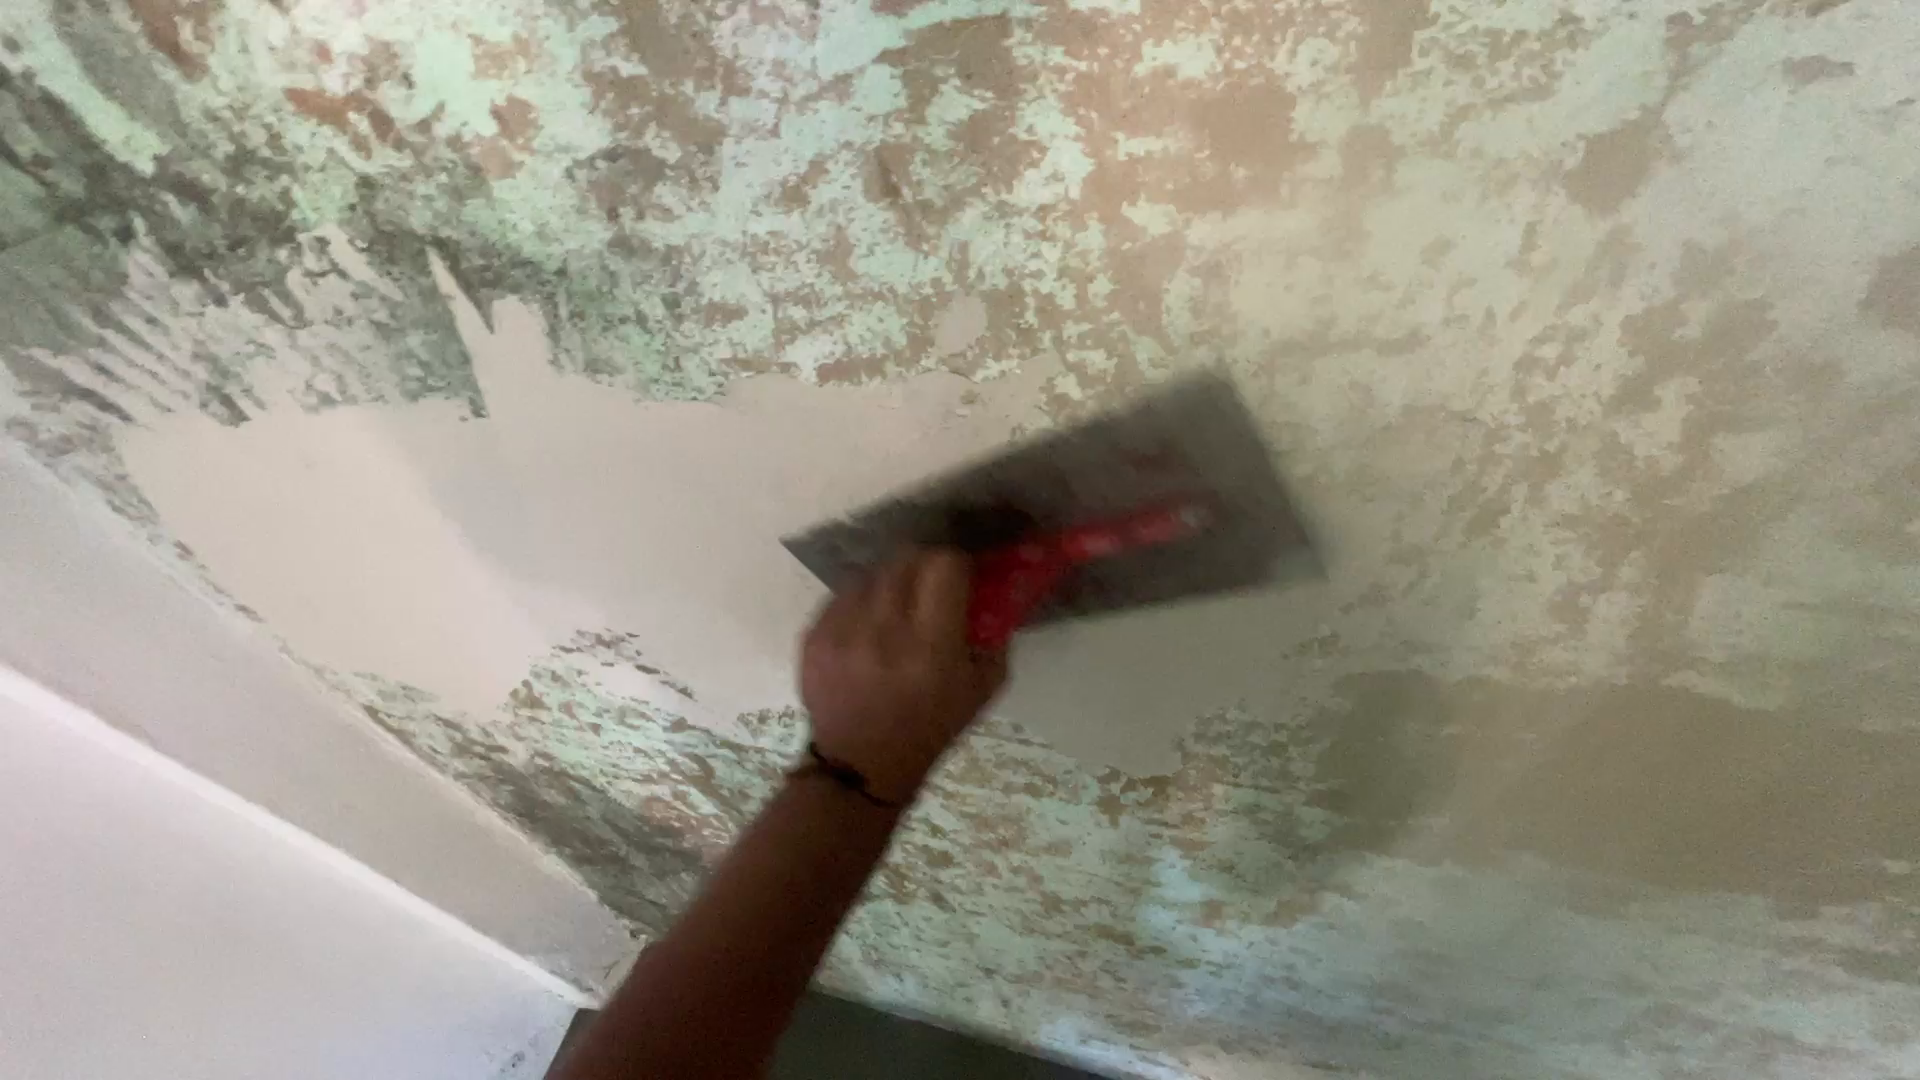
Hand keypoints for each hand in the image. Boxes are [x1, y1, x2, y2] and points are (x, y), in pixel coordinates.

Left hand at [799, 548, 1008, 803]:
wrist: (860, 763)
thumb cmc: (930, 726)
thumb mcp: (981, 688)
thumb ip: (994, 634)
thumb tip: (994, 589)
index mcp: (930, 646)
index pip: (943, 566)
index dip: (956, 564)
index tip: (959, 577)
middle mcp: (883, 631)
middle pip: (906, 559)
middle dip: (923, 566)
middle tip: (929, 585)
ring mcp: (842, 632)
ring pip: (872, 573)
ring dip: (890, 582)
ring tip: (895, 609)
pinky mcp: (813, 637)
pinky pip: (842, 595)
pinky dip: (860, 602)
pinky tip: (867, 626)